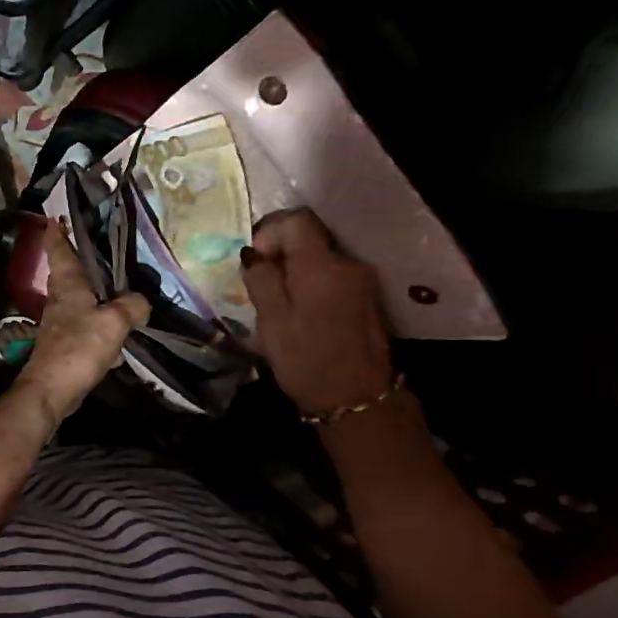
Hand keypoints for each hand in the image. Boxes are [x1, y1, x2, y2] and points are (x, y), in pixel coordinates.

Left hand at [18, 225, 150, 423]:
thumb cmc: (78, 348)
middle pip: (67, 274)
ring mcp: (59, 324)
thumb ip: (132, 306)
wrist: (52, 389)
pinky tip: (115, 330)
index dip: (57, 234)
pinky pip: (84, 325)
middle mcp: (60, 300)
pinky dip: (97, 321)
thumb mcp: (114, 322)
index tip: (54, 217)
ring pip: (76, 300)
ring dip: (90, 292)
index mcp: (67, 286)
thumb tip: (141, 303)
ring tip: (113, 285)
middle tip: (94, 247)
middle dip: (76, 260)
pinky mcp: (64, 345)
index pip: (60, 251)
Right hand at [241, 209, 394, 417]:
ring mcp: (360, 280)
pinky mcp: (364, 298)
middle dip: (278, 254)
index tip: (253, 261)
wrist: (355, 396)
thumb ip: (261, 279)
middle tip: (256, 285)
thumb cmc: (305, 358)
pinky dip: (307, 285)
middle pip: (308, 238)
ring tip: (273, 303)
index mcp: (321, 266)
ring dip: (291, 272)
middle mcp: (347, 263)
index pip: (296, 221)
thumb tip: (254, 255)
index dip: (269, 231)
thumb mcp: (271, 319)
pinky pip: (329, 277)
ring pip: (318, 259)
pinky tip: (295, 313)